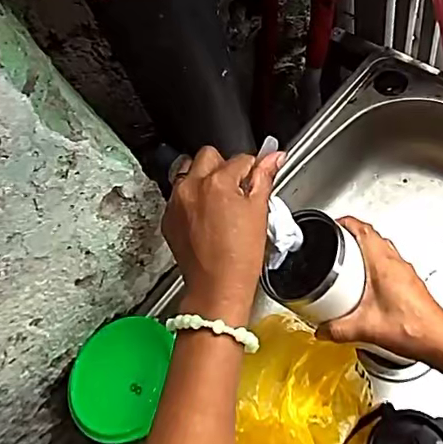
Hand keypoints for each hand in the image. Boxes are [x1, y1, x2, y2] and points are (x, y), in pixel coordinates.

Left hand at [163, 146, 283, 320]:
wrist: (217, 288)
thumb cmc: (239, 256)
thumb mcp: (259, 212)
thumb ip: (264, 178)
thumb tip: (274, 158)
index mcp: (218, 182)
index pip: (240, 159)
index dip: (253, 168)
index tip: (257, 177)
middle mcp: (191, 187)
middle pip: (208, 155)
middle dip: (225, 166)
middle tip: (238, 188)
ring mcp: (177, 202)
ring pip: (188, 171)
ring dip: (204, 177)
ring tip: (219, 199)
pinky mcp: (168, 217)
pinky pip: (178, 194)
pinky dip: (191, 198)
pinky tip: (207, 216)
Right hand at [320, 218, 442, 365]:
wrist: (438, 341)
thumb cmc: (413, 328)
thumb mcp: (365, 329)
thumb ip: (337, 330)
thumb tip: (321, 330)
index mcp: (384, 264)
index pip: (365, 230)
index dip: (348, 223)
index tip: (336, 224)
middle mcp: (398, 264)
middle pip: (374, 238)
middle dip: (354, 237)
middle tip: (338, 243)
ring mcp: (406, 274)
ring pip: (385, 251)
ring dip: (367, 252)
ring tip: (350, 265)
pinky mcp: (411, 285)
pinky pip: (391, 266)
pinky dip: (377, 268)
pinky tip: (370, 289)